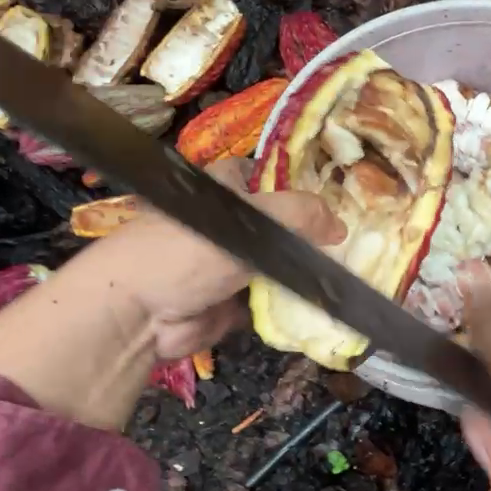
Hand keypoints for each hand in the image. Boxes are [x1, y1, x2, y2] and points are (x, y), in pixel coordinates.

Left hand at [0, 160, 334, 429]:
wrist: (139, 315)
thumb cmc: (186, 250)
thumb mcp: (250, 220)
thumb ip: (301, 215)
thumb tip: (342, 226)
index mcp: (220, 189)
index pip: (267, 175)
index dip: (299, 184)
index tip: (336, 199)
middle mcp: (225, 223)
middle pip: (280, 222)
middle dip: (310, 233)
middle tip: (352, 239)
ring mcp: (229, 264)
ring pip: (281, 262)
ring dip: (305, 270)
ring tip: (348, 270)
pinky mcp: (234, 300)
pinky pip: (275, 297)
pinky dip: (294, 301)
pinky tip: (325, 298)